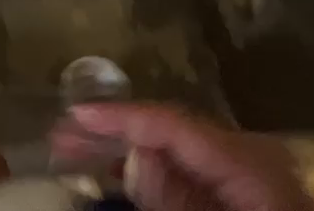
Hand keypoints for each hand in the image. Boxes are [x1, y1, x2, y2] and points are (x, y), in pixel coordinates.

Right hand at [51, 104, 313, 210]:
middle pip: (169, 132)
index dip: (119, 116)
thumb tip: (135, 157)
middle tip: (62, 137)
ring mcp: (251, 175)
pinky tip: (125, 181)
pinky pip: (194, 176)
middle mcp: (248, 155)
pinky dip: (158, 176)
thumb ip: (180, 199)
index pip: (170, 123)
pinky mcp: (249, 194)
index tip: (74, 115)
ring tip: (81, 156)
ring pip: (179, 154)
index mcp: (247, 158)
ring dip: (130, 155)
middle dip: (115, 134)